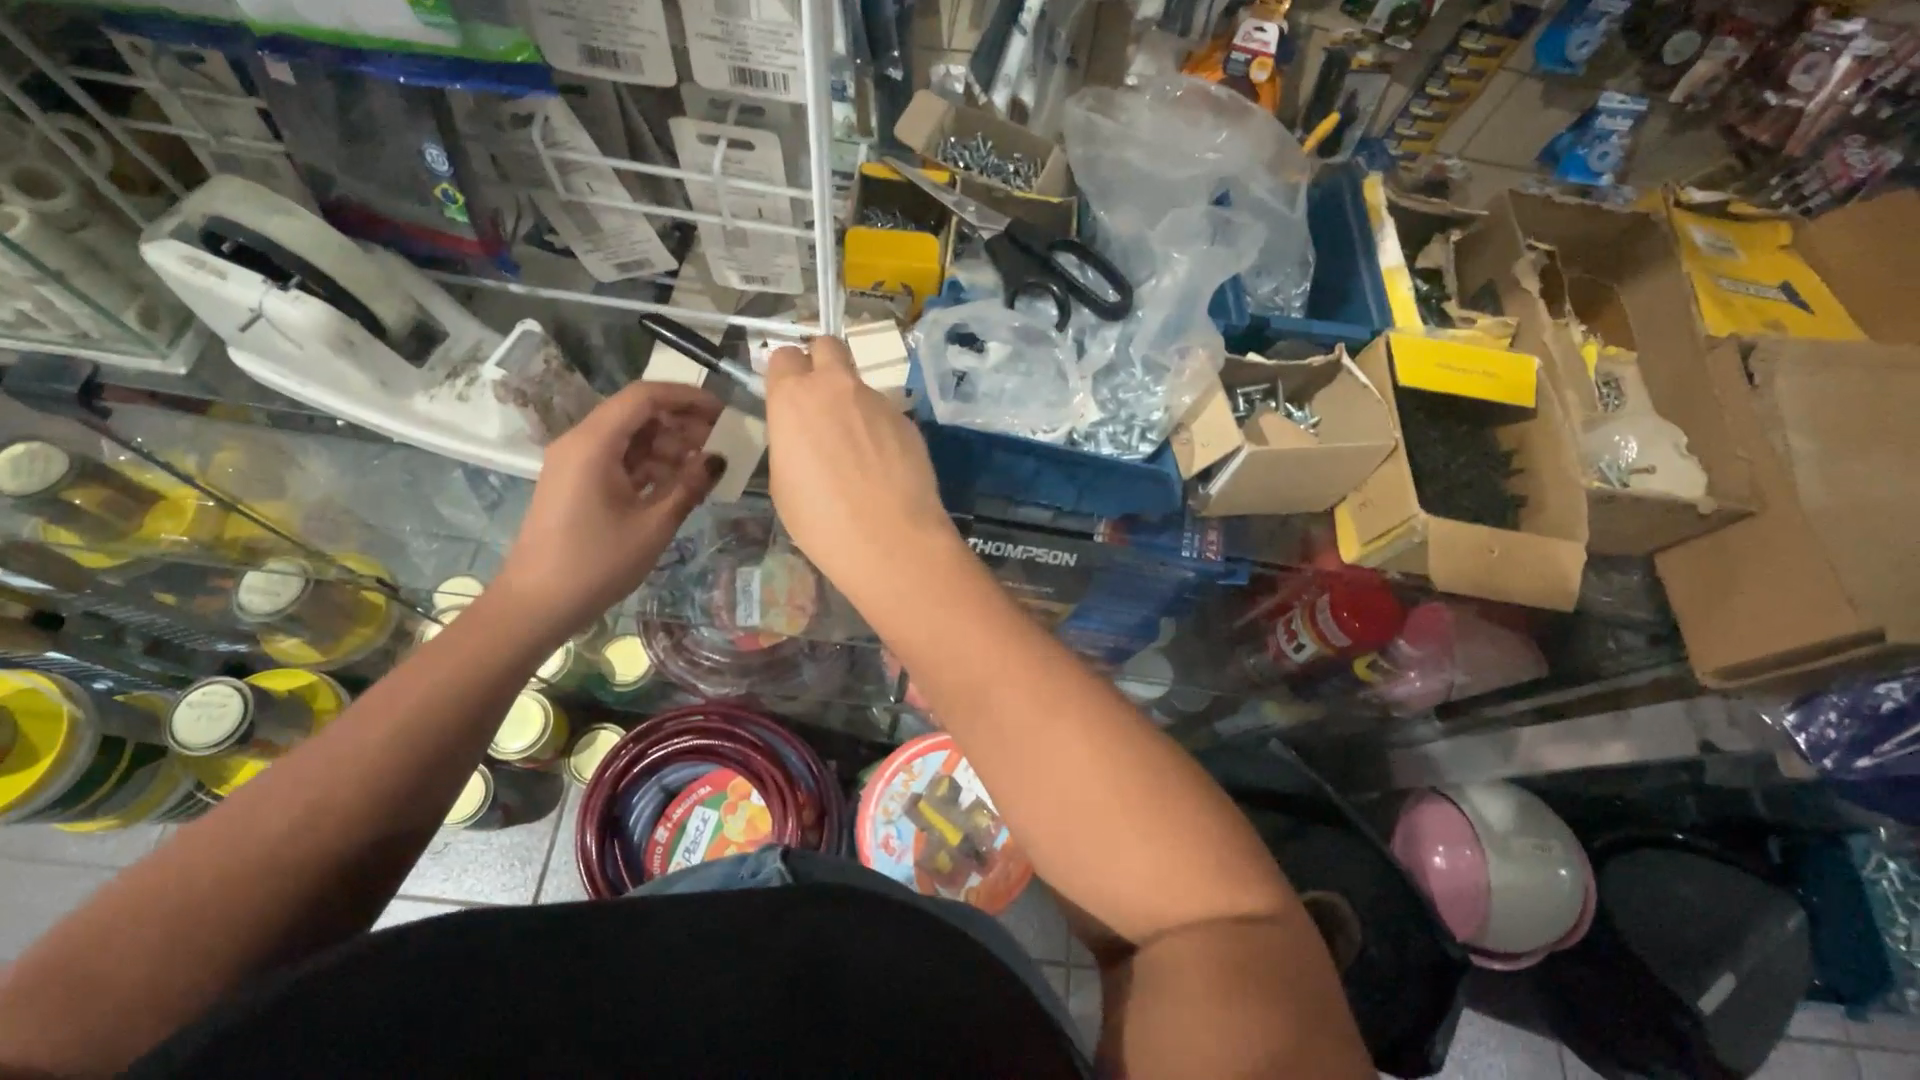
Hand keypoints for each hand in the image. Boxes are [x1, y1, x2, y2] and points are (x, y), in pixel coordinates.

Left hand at [495, 381, 723, 639]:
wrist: (538, 602)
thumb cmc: (597, 563)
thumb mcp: (653, 525)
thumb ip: (689, 485)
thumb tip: (718, 459)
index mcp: (594, 443)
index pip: (644, 396)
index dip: (687, 398)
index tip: (723, 412)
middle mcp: (581, 442)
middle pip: (637, 414)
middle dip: (681, 424)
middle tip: (720, 444)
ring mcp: (576, 462)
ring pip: (629, 437)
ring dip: (668, 447)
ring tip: (703, 470)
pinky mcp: (577, 483)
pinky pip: (618, 459)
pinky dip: (649, 465)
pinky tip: (678, 484)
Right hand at [764, 336, 958, 596]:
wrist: (890, 539)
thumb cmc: (821, 520)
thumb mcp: (783, 483)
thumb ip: (792, 441)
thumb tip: (807, 435)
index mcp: (793, 399)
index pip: (783, 356)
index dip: (785, 375)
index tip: (788, 397)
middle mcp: (836, 388)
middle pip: (828, 346)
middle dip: (822, 363)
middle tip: (822, 401)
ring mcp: (878, 401)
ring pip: (860, 387)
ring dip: (855, 407)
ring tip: (860, 455)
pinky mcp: (908, 421)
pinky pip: (886, 416)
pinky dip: (881, 433)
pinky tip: (885, 470)